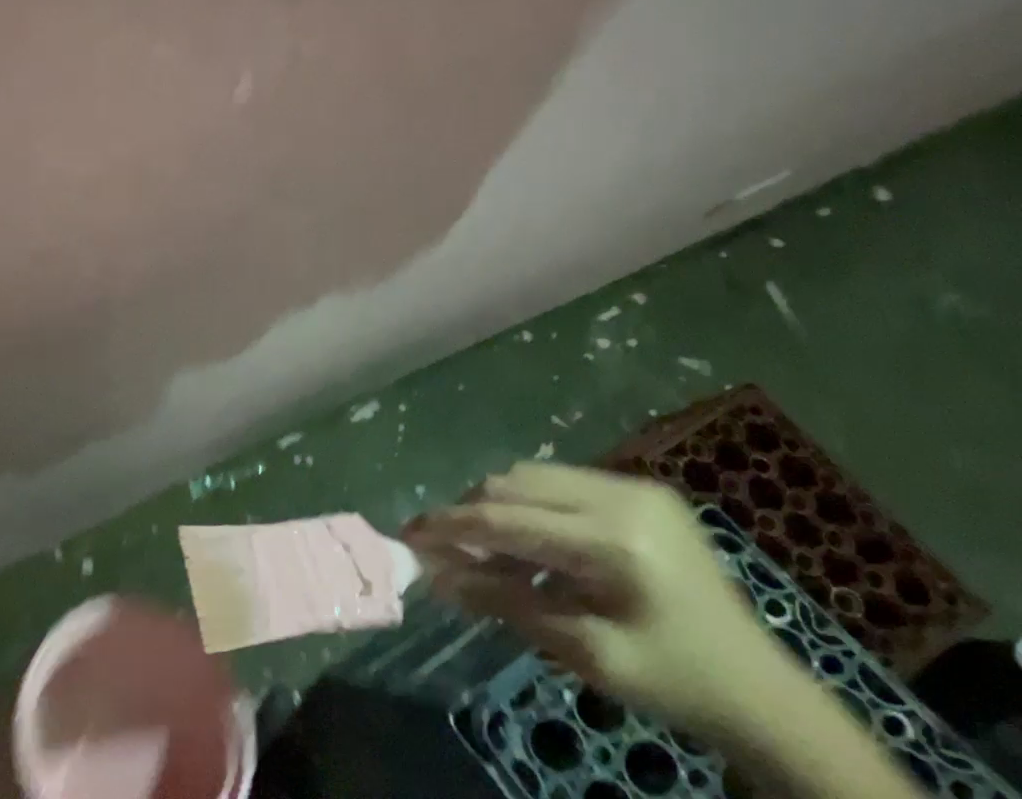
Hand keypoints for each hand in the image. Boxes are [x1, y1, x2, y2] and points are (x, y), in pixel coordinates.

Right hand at [402, 461, 780, 734]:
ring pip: (532, 476)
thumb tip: (433, 576)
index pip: (506, 518)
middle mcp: (623, 497)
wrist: (758, 688)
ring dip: (498, 507)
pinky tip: (529, 546)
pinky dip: (530, 508)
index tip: (406, 536)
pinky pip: (562, 485)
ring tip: (484, 551)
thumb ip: (502, 602)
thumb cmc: (670, 679)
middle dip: (469, 512)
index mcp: (614, 541)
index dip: (449, 525)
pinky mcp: (642, 492)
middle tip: (441, 549)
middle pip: (514, 483)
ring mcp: (636, 488)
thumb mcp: (580, 650)